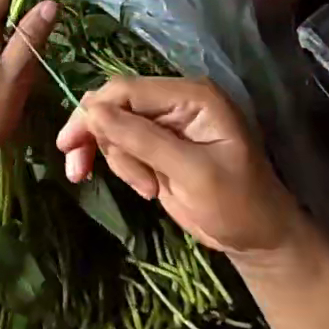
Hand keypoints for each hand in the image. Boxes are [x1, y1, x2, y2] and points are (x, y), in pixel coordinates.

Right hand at [56, 77, 306, 259]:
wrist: (259, 239)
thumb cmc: (238, 204)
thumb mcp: (192, 173)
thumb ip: (142, 140)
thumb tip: (91, 111)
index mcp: (191, 96)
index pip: (126, 90)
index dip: (93, 112)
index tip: (69, 144)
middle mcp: (174, 102)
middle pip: (112, 105)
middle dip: (97, 137)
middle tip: (77, 170)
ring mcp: (164, 122)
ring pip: (111, 127)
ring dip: (116, 159)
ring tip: (146, 190)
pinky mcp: (155, 144)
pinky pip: (120, 144)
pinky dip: (119, 165)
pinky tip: (140, 188)